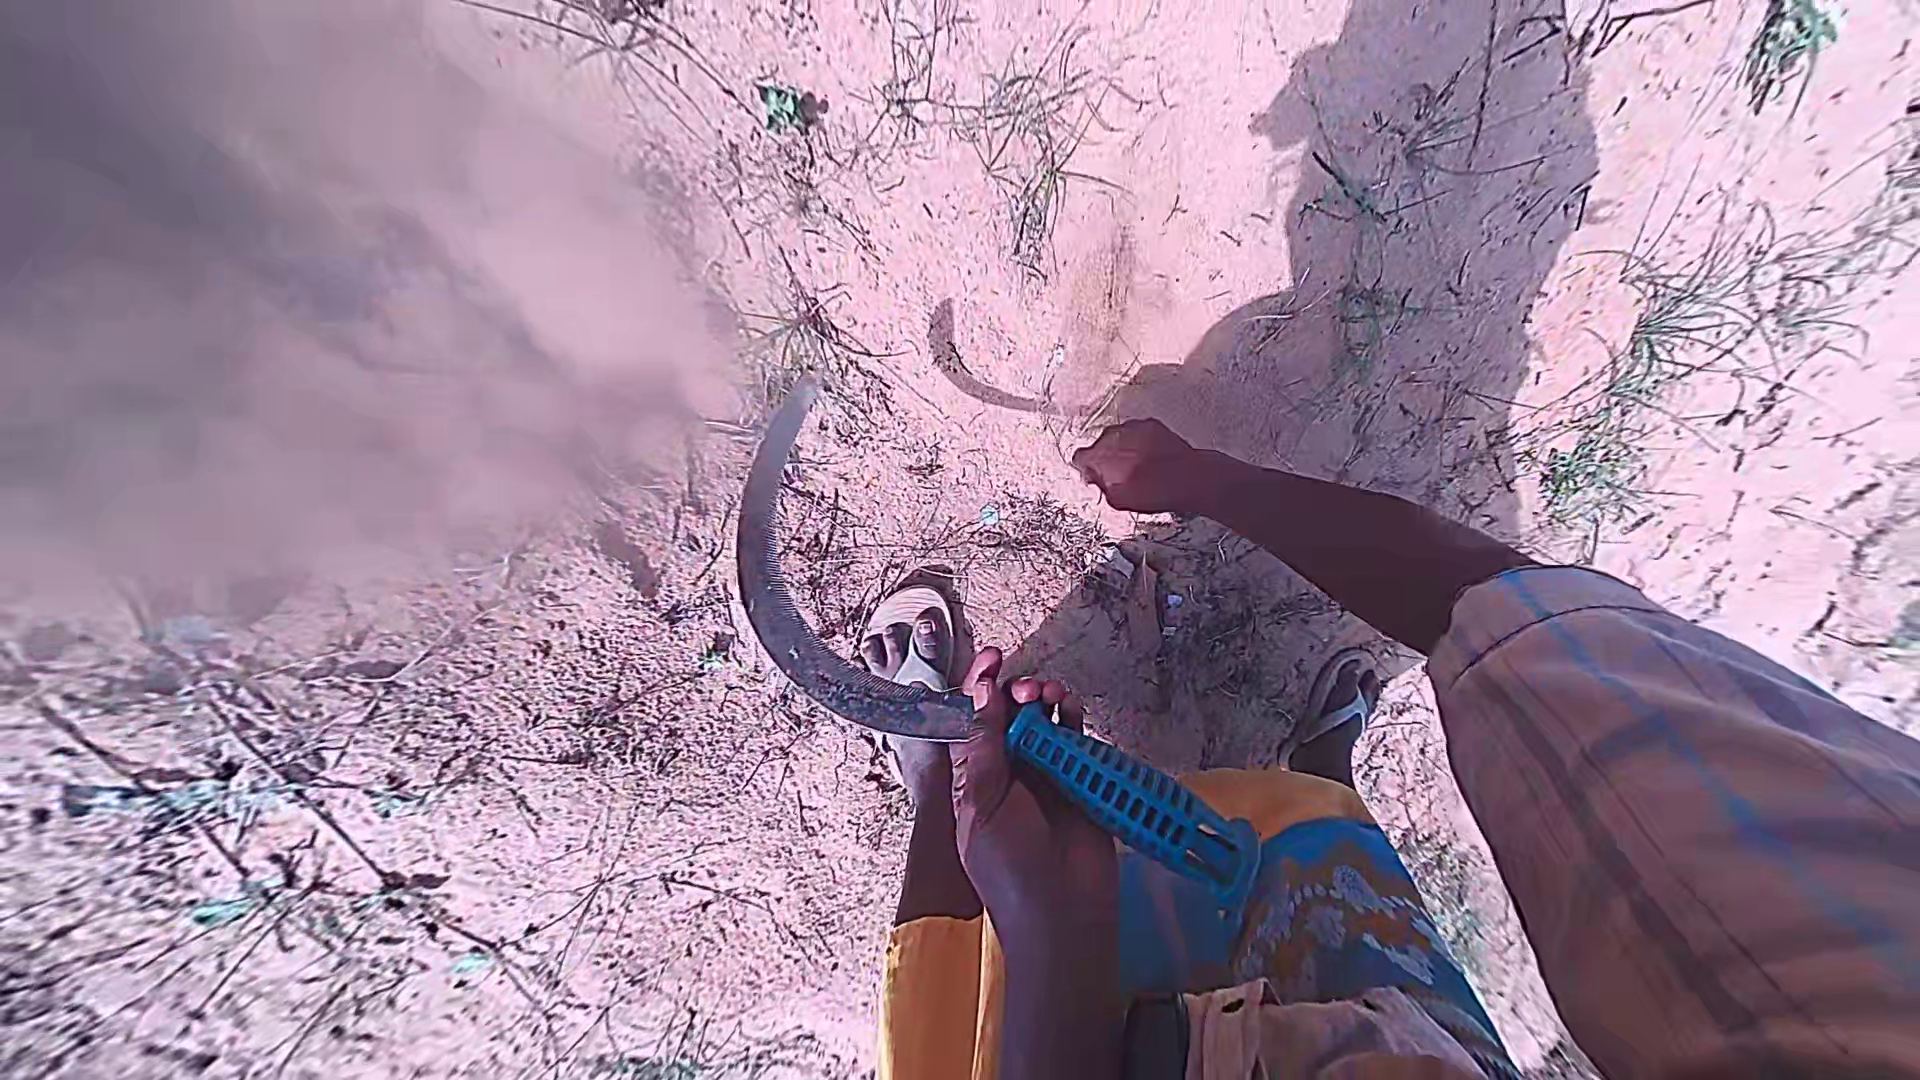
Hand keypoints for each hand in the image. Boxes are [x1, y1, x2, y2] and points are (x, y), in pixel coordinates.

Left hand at [950, 648, 1118, 951]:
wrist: (1063, 915)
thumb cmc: (1010, 868)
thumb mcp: (982, 806)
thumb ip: (984, 748)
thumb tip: (983, 693)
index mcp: (976, 774)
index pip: (974, 718)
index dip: (979, 686)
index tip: (991, 658)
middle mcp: (1008, 766)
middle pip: (1010, 712)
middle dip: (1015, 690)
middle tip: (1027, 689)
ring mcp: (1044, 770)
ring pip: (1043, 718)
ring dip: (1044, 697)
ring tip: (1050, 694)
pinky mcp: (1077, 776)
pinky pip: (1074, 736)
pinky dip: (1072, 715)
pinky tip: (1070, 705)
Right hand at [1071, 418, 1206, 513]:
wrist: (1185, 479)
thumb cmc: (1151, 492)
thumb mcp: (1116, 500)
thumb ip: (1100, 486)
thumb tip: (1097, 480)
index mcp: (1096, 456)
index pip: (1079, 457)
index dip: (1086, 468)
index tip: (1094, 475)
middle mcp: (1110, 436)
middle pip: (1099, 444)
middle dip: (1106, 457)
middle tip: (1119, 473)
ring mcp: (1131, 427)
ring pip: (1119, 436)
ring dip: (1124, 447)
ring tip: (1138, 465)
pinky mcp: (1150, 424)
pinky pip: (1138, 431)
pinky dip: (1141, 441)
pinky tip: (1150, 457)